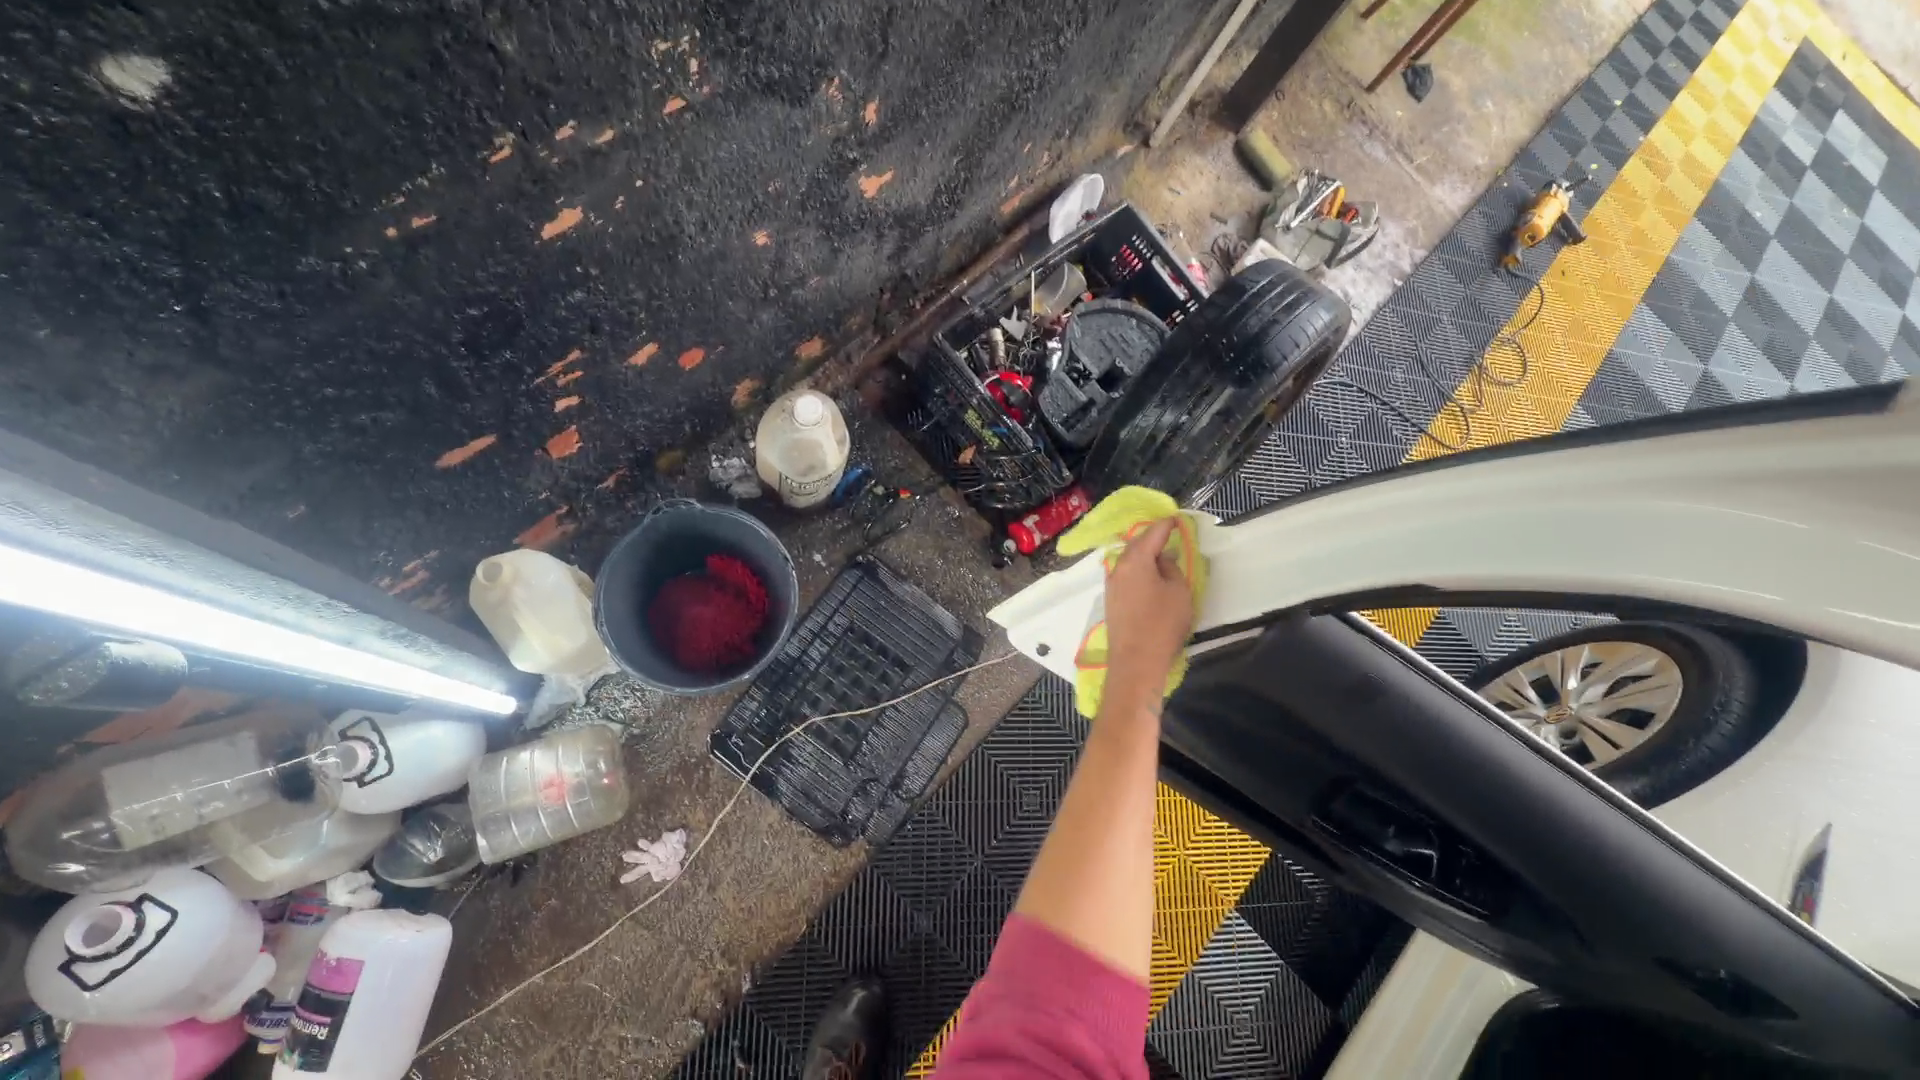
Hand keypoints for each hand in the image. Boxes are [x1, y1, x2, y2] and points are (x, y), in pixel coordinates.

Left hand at [1102, 517, 1194, 698]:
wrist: (1136, 662)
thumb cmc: (1162, 623)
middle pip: (1137, 546)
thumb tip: (1162, 559)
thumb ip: (1171, 568)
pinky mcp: (1112, 601)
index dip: (1167, 524)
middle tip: (1170, 535)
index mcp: (1135, 560)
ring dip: (1145, 557)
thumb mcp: (1178, 591)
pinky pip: (1127, 577)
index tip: (1177, 518)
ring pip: (1130, 562)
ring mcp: (1112, 585)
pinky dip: (1139, 572)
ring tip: (1163, 556)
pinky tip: (1151, 578)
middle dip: (1153, 539)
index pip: (1153, 533)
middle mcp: (1118, 568)